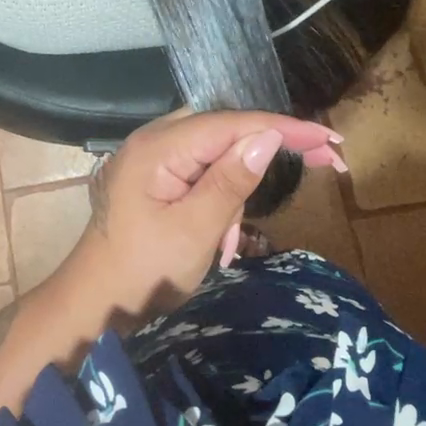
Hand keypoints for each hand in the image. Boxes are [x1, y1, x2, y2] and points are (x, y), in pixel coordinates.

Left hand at [54, 110, 343, 319]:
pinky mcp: (155, 176)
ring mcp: (152, 157)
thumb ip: (231, 181)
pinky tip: (219, 240)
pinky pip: (200, 173)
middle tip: (327, 162)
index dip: (282, 126)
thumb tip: (268, 136)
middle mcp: (154, 139)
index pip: (230, 123)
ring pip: (216, 154)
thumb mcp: (194, 230)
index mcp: (158, 146)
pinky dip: (219, 201)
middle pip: (225, 131)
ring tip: (228, 243)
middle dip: (269, 150)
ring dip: (236, 193)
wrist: (95, 302)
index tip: (329, 138)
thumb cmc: (144, 271)